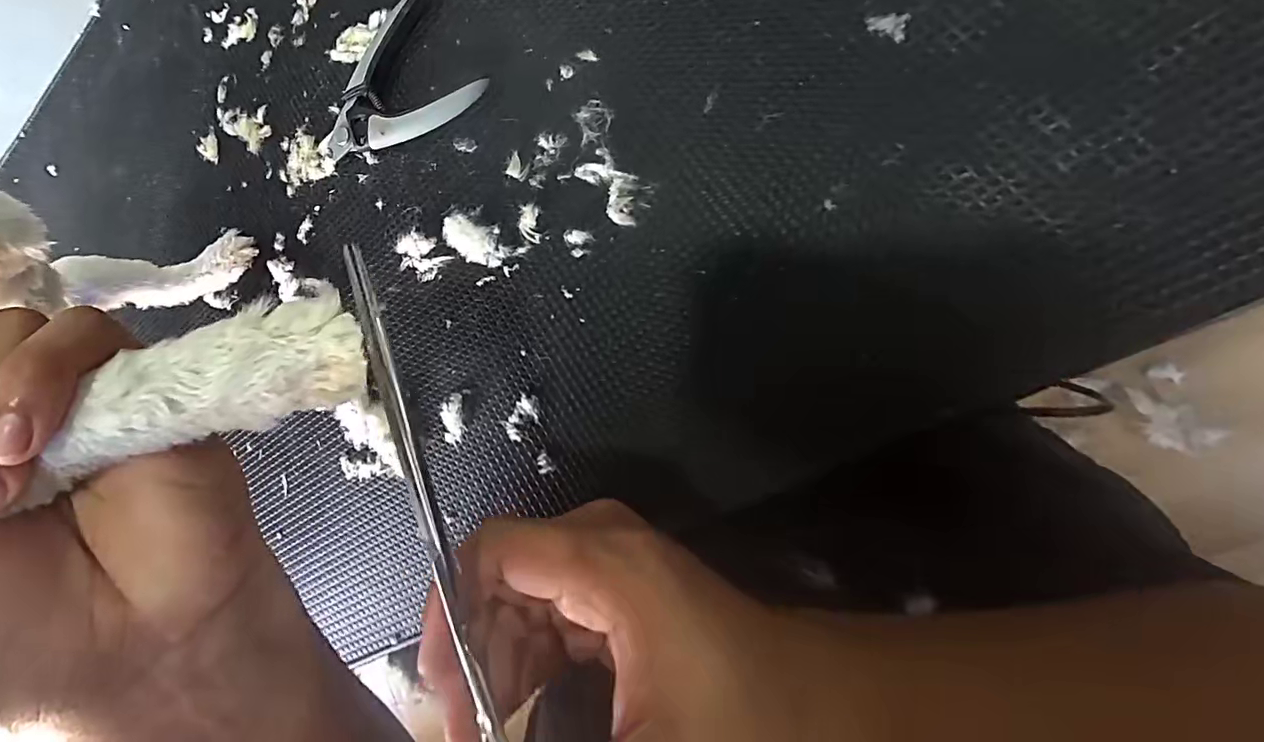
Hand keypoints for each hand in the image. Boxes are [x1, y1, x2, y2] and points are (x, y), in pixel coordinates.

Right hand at [419, 500, 841, 741]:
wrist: (822, 706)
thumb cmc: (742, 724)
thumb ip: (545, 741)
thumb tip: (476, 739)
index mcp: (601, 560)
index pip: (491, 551)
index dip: (452, 613)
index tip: (442, 694)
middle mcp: (599, 542)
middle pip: (502, 577)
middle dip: (475, 652)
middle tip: (468, 730)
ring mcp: (612, 560)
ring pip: (523, 596)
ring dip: (501, 663)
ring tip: (493, 729)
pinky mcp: (621, 586)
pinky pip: (552, 609)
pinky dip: (530, 658)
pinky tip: (525, 710)